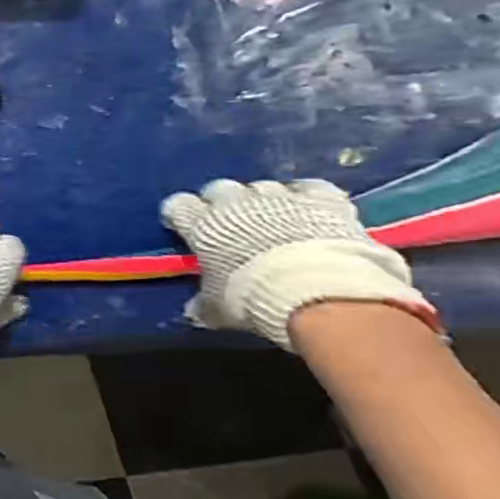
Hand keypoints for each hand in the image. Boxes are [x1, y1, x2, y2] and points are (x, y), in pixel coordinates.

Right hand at [161, 179, 435, 349]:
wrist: (319, 291)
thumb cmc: (251, 295)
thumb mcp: (217, 306)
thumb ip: (203, 302)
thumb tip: (195, 312)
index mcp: (200, 224)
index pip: (177, 205)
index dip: (181, 216)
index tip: (186, 228)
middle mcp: (234, 203)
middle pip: (219, 189)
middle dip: (223, 203)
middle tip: (232, 224)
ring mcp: (279, 199)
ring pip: (264, 187)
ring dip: (265, 200)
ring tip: (275, 218)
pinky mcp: (322, 201)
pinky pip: (311, 189)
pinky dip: (309, 197)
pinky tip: (310, 209)